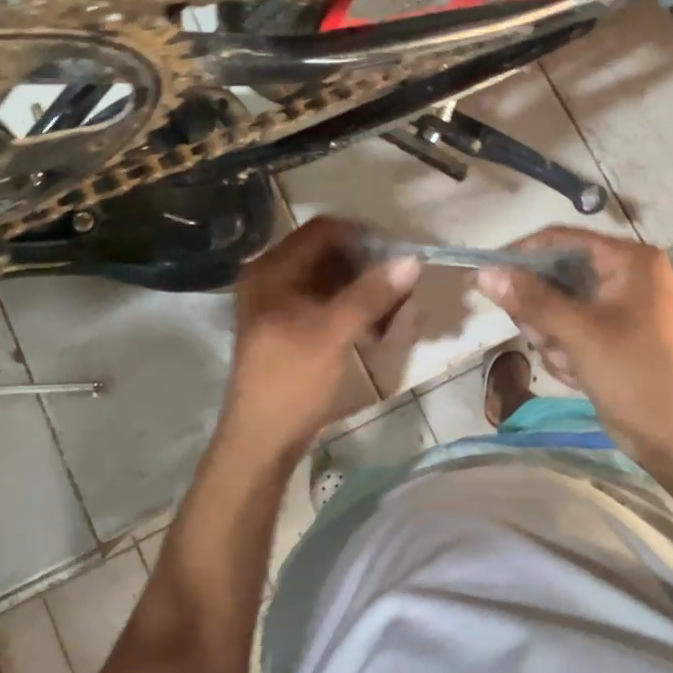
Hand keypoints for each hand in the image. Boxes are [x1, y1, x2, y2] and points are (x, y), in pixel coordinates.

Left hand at [222, 217, 420, 457]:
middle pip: (330, 255)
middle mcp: (272, 279)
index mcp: (271, 270)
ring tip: (399, 315)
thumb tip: (411, 259)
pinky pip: (329, 306)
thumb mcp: (334, 333)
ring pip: (333, 282)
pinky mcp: (292, 330)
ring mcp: (280, 305)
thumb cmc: (292, 381)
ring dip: (368, 293)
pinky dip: (355, 312)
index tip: (400, 256)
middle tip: (405, 291)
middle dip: (370, 269)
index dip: (364, 237)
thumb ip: (371, 293)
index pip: (324, 230)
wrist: (262, 442)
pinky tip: (380, 331)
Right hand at [473, 226, 672, 457]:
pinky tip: (578, 375)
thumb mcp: (580, 334)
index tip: (488, 279)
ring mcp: (620, 308)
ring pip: (558, 307)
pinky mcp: (614, 337)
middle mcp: (625, 276)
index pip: (560, 239)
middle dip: (542, 311)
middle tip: (541, 337)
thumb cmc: (638, 376)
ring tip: (569, 363)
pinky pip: (571, 331)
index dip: (522, 254)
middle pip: (556, 274)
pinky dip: (566, 352)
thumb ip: (531, 300)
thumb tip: (484, 273)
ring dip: (552, 336)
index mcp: (629, 261)